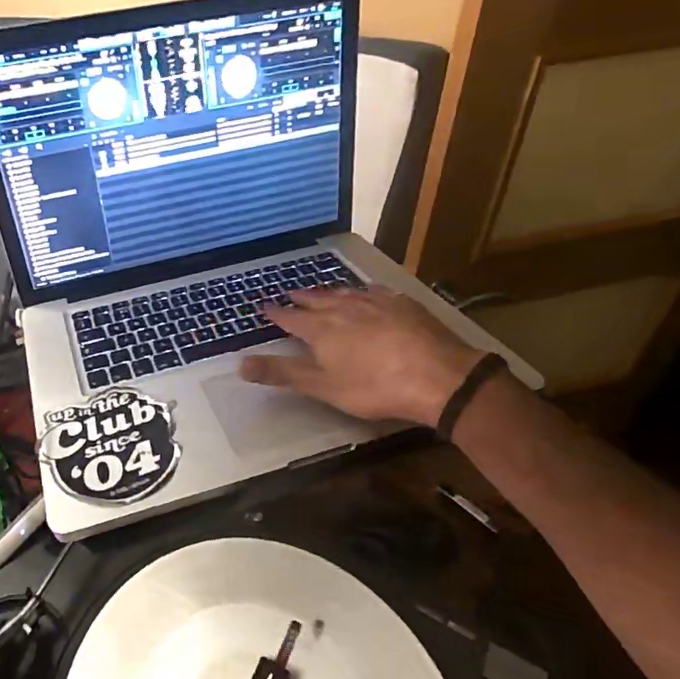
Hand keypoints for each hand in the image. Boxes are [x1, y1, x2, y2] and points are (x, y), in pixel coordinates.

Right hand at [239, 288, 486, 425]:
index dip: (275, 313)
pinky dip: (362, 291)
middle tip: (290, 294)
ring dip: (329, 292)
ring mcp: (377, 303)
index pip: (290, 318)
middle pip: (316, 300)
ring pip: (345, 293)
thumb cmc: (373, 386)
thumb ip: (281, 373)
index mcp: (321, 329)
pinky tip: (368, 293)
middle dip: (301, 298)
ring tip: (322, 291)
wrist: (440, 377)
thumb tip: (239, 363)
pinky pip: (375, 292)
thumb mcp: (321, 386)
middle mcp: (344, 309)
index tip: (263, 307)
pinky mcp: (404, 305)